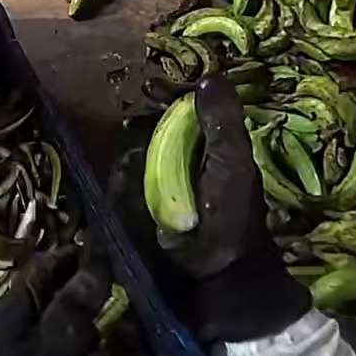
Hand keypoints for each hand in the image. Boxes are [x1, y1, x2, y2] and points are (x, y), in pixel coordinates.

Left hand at [0, 242, 111, 355]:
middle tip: (110, 313)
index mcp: (14, 306)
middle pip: (53, 298)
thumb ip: (73, 307)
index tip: (109, 257)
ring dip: (78, 340)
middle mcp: (9, 322)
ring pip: (53, 331)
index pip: (47, 265)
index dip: (76, 256)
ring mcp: (8, 351)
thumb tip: (97, 260)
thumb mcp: (50, 351)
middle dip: (82, 305)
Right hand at [121, 77, 309, 342]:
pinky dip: (122, 175)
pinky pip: (125, 180)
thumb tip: (210, 77)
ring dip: (132, 145)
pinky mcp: (143, 206)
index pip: (186, 108)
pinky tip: (123, 175)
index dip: (170, 96)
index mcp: (212, 145)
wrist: (217, 278)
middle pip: (157, 126)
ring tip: (131, 146)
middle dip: (146, 119)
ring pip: (137, 150)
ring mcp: (162, 183)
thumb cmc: (232, 217)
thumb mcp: (233, 163)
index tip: (152, 90)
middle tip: (135, 119)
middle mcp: (185, 159)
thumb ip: (223, 122)